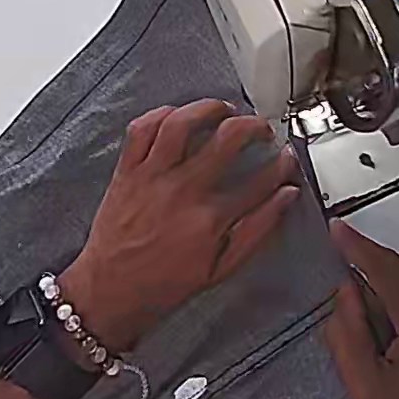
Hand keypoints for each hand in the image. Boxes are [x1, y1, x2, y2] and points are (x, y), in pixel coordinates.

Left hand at [60, 99, 301, 351]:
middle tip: (260, 129)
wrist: (112, 290)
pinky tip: (176, 116)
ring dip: (208, 108)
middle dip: (254, 127)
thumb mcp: (222, 268)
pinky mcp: (127, 171)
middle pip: (228, 139)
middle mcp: (183, 191)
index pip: (260, 180)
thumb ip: (258, 230)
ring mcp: (152, 177)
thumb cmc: (164, 283)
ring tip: (223, 110)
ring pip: (182, 123)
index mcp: (210, 219)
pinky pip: (142, 130)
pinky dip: (160, 115)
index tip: (286, 159)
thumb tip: (285, 198)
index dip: (281, 165)